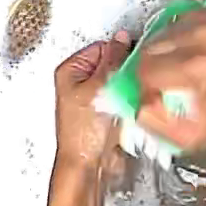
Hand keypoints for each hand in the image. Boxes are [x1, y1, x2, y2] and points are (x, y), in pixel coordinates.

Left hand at [53, 31, 132, 171]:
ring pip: (122, 80)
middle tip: (133, 81)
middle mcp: (81, 81)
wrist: (89, 166)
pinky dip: (132, 99)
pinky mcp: (108, 111)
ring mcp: (96, 97)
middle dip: (126, 71)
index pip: (103, 46)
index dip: (120, 53)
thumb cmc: (83, 132)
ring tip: (133, 97)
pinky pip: (125, 96)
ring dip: (131, 87)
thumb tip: (121, 38)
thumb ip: (113, 60)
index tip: (133, 61)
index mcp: (71, 69)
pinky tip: (134, 106)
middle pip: (113, 63)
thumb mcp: (100, 88)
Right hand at [133, 8, 205, 151]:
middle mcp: (203, 40)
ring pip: (161, 33)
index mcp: (196, 69)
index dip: (145, 83)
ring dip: (165, 50)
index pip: (144, 68)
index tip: (155, 91)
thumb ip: (150, 118)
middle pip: (150, 47)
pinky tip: (191, 51)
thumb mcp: (184, 134)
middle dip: (153, 66)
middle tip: (169, 79)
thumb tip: (131, 98)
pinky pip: (178, 21)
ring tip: (183, 65)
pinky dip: (178, 36)